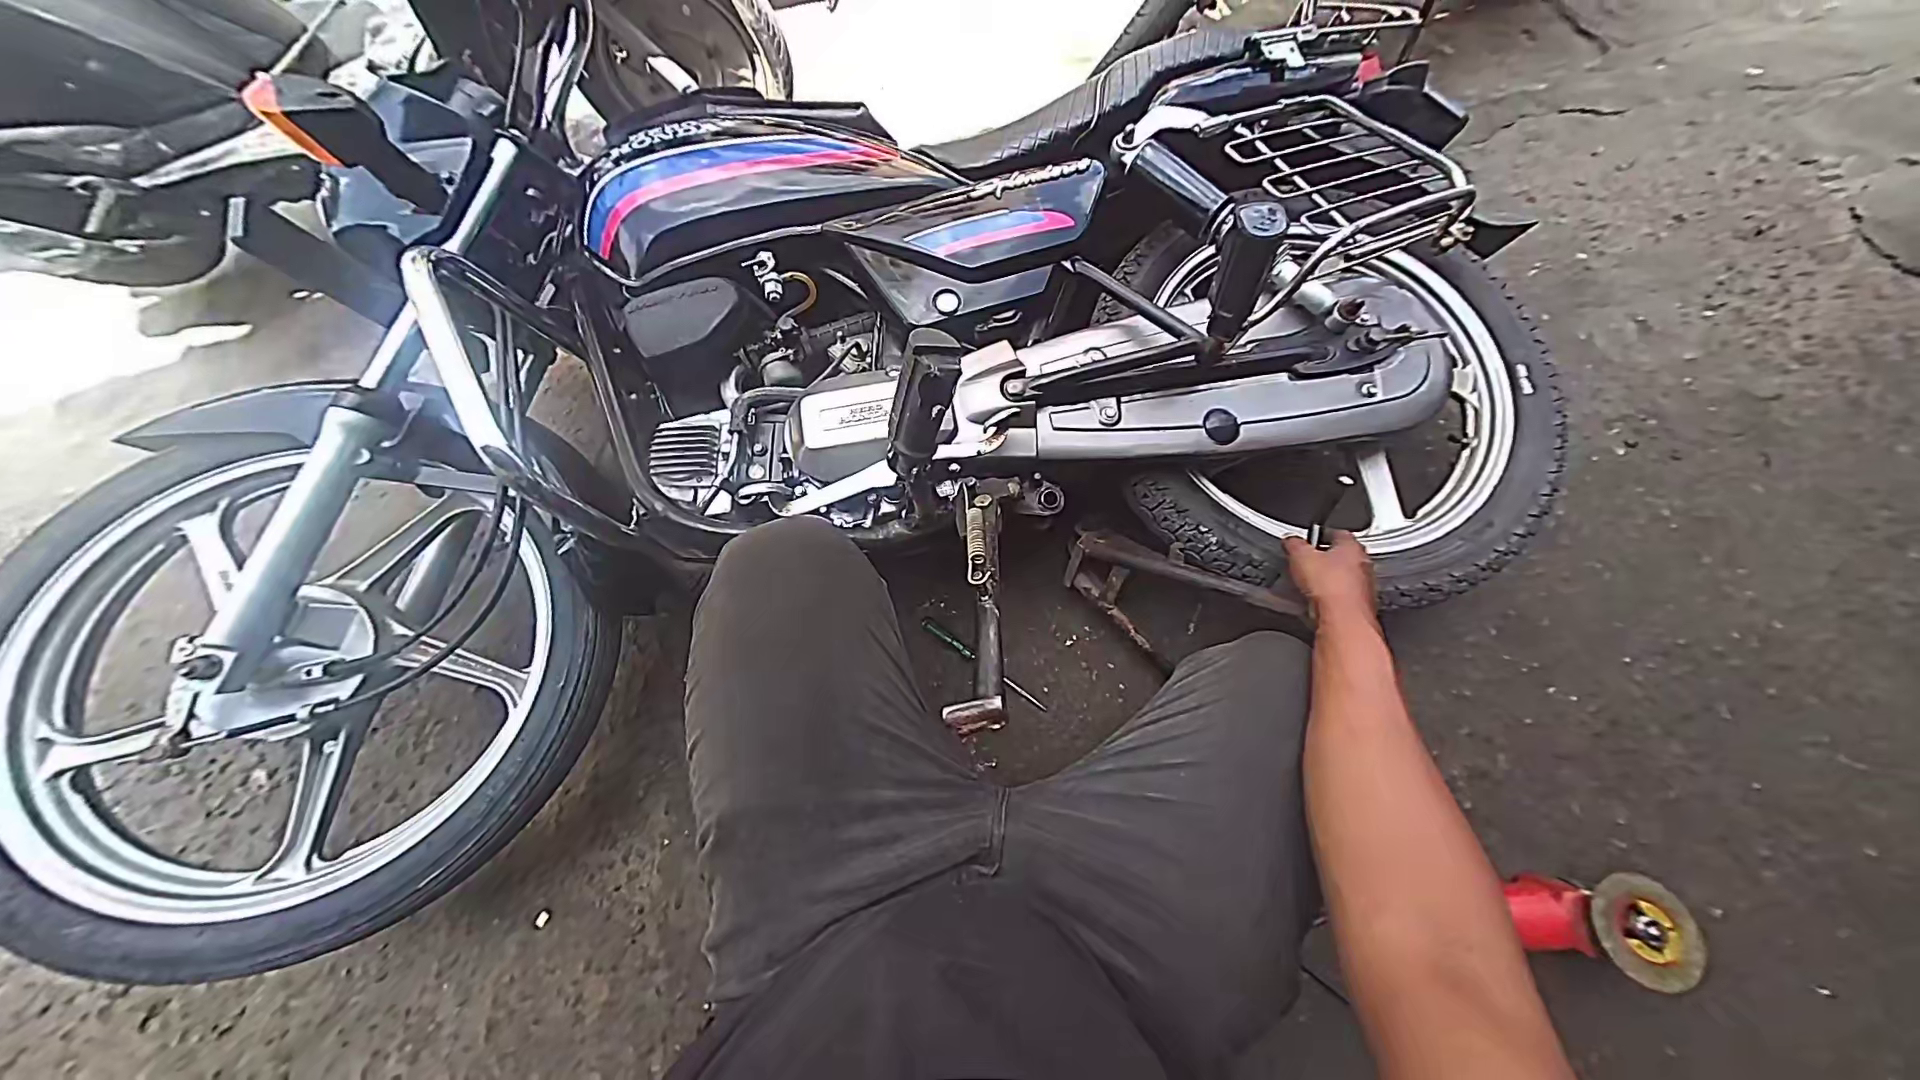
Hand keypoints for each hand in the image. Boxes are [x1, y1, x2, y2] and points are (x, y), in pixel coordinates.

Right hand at [1282, 530, 1376, 623]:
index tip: (1307, 539)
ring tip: (1307, 584)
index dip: (1320, 534)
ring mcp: (1363, 586)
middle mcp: (1362, 564)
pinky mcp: (1358, 606)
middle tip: (1305, 562)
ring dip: (1326, 579)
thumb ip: (1294, 544)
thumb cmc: (1331, 586)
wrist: (1342, 619)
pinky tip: (1315, 601)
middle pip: (1340, 556)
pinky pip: (1340, 597)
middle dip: (1323, 558)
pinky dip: (1328, 597)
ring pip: (1341, 577)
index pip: (1337, 532)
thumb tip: (1290, 540)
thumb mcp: (1300, 556)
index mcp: (1351, 547)